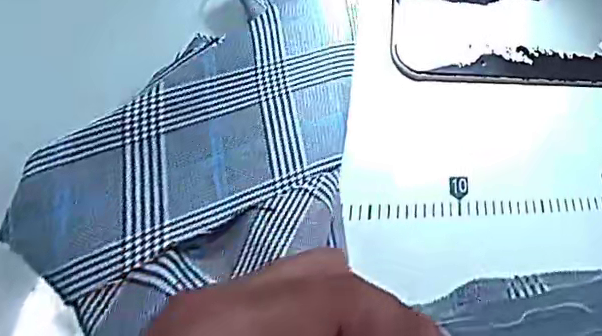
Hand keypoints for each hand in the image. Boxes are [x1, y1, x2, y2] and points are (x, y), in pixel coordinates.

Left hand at [146, 249, 438, 335]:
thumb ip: (344, 333)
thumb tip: (410, 332)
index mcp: (227, 323)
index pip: (335, 291)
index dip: (396, 318)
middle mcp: (210, 302)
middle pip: (322, 271)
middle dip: (374, 308)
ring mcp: (196, 313)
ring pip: (295, 282)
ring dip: (342, 312)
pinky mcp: (192, 328)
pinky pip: (267, 305)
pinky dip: (306, 322)